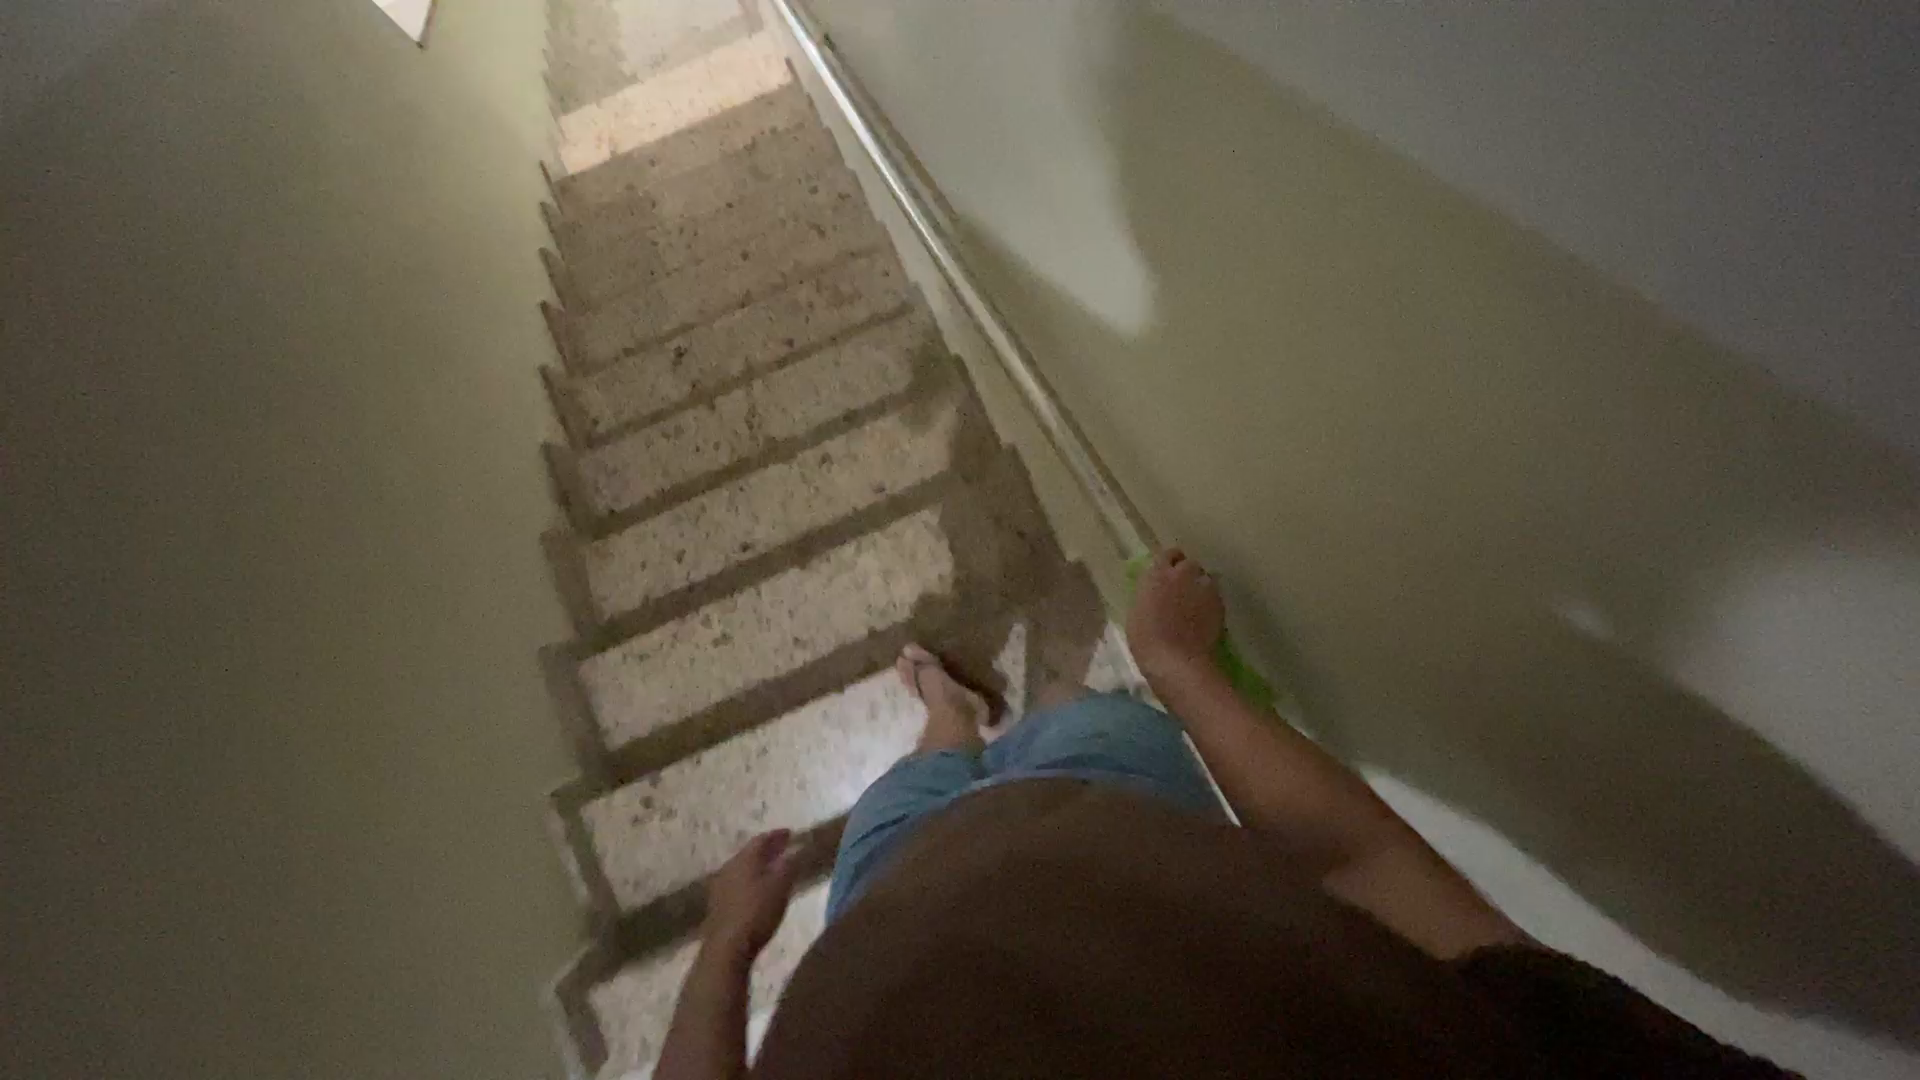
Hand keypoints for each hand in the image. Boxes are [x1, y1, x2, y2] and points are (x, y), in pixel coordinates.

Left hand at [702, 830, 803, 962]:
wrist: (726, 948)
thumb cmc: (757, 912)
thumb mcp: (781, 886)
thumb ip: (789, 865)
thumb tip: (794, 850)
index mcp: (744, 859)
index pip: (761, 840)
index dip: (776, 836)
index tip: (790, 833)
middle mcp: (729, 868)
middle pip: (749, 854)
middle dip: (767, 850)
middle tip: (782, 849)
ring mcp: (720, 888)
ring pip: (742, 870)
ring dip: (758, 867)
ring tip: (772, 869)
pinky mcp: (717, 906)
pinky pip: (737, 884)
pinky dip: (750, 882)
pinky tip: (757, 891)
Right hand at [1128, 548, 1224, 679]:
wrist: (1177, 661)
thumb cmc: (1146, 640)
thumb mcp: (1136, 612)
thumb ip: (1149, 595)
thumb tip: (1156, 592)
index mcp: (1157, 574)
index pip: (1167, 554)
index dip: (1168, 563)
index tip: (1165, 574)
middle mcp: (1182, 575)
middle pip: (1189, 564)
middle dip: (1186, 573)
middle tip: (1180, 590)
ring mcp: (1204, 588)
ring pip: (1205, 578)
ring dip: (1199, 586)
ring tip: (1195, 604)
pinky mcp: (1220, 604)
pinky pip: (1215, 595)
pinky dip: (1210, 602)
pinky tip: (1204, 618)